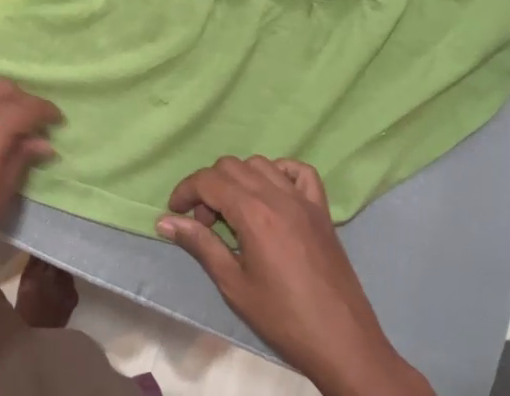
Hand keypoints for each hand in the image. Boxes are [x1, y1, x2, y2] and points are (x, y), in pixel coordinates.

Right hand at [157, 157, 431, 395]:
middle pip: (231, 166)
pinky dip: (280, 173)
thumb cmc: (283, 318)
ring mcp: (304, 201)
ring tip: (235, 214)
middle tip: (205, 223)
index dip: (185, 191)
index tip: (175, 213)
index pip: (208, 181)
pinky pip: (300, 172)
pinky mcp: (323, 212)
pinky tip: (272, 196)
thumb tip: (165, 221)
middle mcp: (278, 196)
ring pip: (260, 164)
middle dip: (209, 187)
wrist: (343, 344)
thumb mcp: (233, 284)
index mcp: (254, 213)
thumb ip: (200, 244)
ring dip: (239, 180)